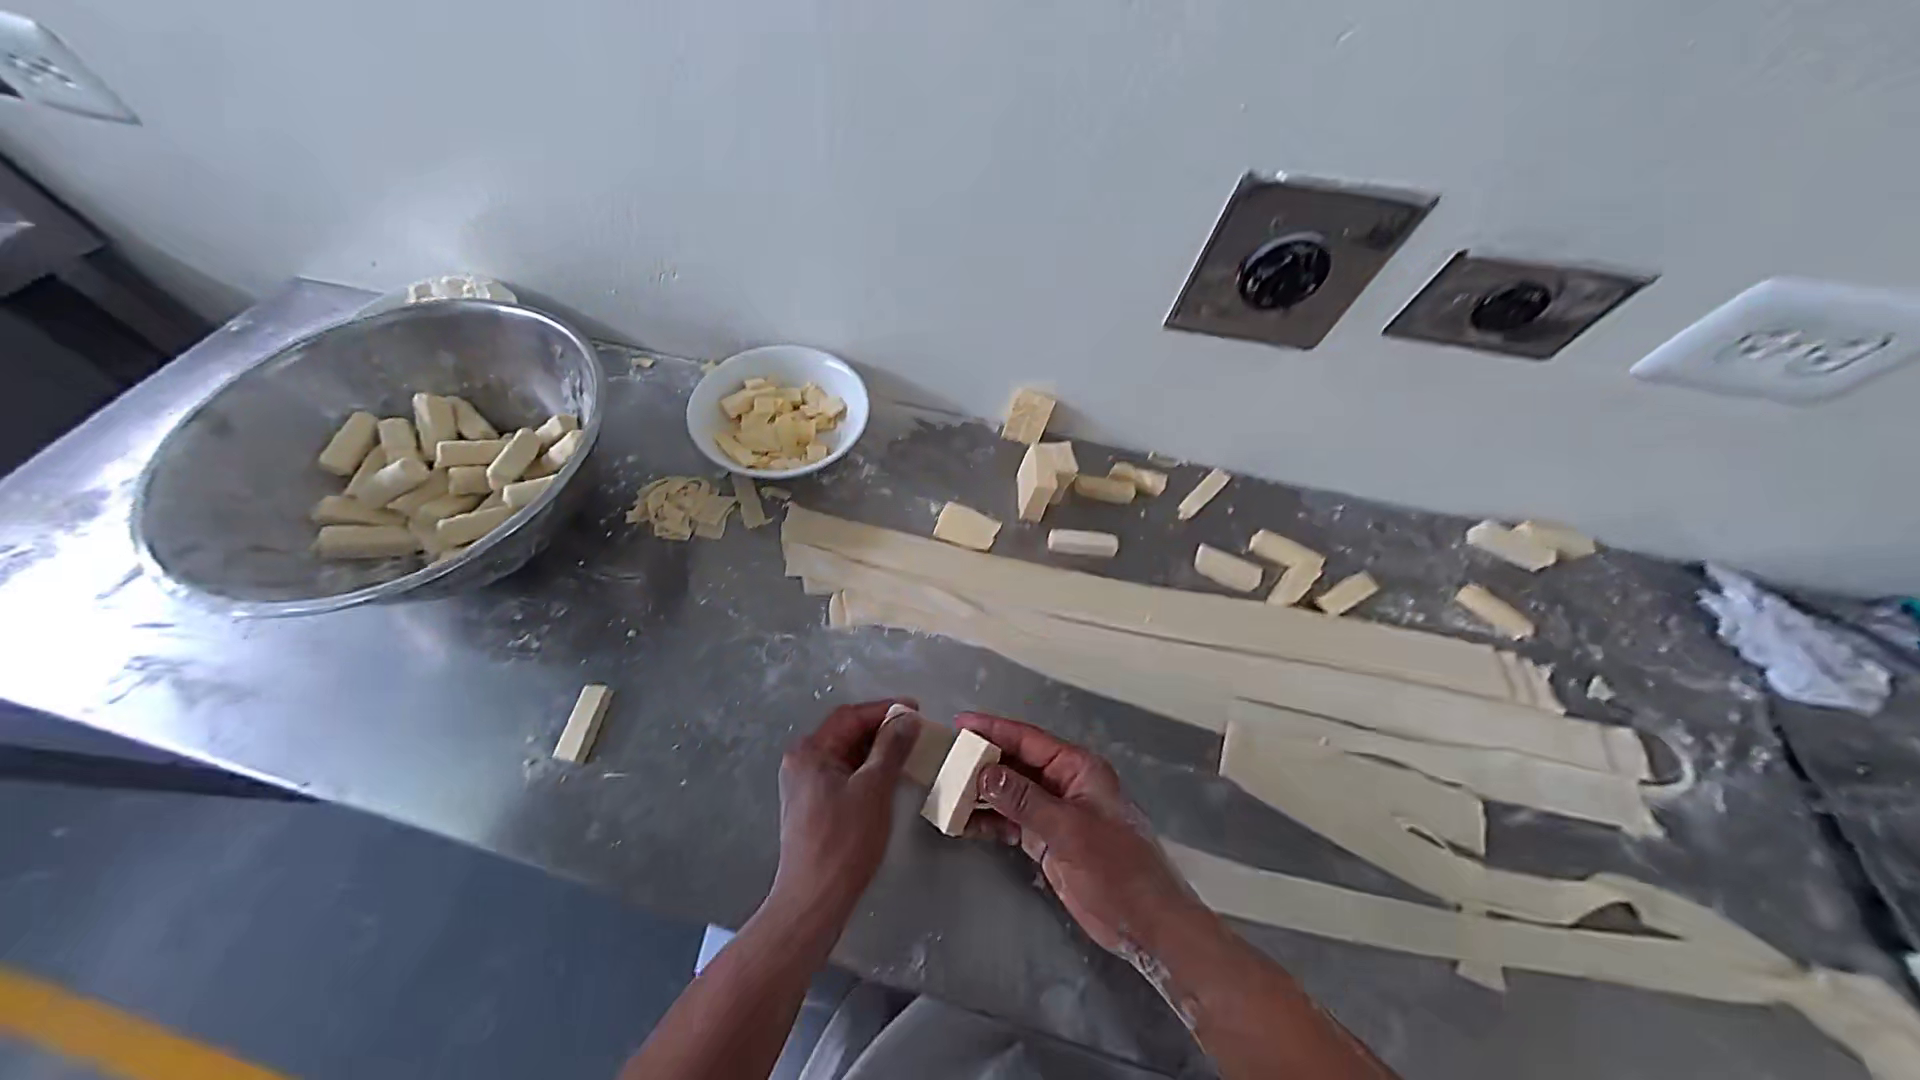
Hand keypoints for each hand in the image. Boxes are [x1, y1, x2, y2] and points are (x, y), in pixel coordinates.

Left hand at [768, 698, 917, 926]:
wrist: (814, 900)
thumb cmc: (843, 841)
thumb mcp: (874, 788)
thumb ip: (891, 748)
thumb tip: (907, 719)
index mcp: (809, 752)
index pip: (850, 716)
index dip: (884, 709)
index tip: (915, 709)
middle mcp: (802, 762)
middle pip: (846, 733)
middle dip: (882, 729)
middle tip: (915, 730)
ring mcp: (806, 784)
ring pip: (847, 754)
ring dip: (877, 750)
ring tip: (909, 750)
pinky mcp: (814, 804)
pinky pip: (845, 773)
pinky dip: (868, 769)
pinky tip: (890, 775)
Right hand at [958, 712, 1206, 955]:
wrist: (1146, 922)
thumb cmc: (1117, 868)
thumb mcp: (1069, 830)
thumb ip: (1025, 800)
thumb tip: (984, 773)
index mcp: (1078, 768)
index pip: (1028, 740)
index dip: (994, 730)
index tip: (960, 724)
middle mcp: (1064, 783)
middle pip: (1016, 763)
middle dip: (982, 761)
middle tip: (943, 759)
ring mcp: (1054, 812)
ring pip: (1010, 793)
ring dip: (981, 793)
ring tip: (945, 790)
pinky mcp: (1047, 839)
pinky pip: (1011, 821)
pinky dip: (989, 821)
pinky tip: (962, 823)